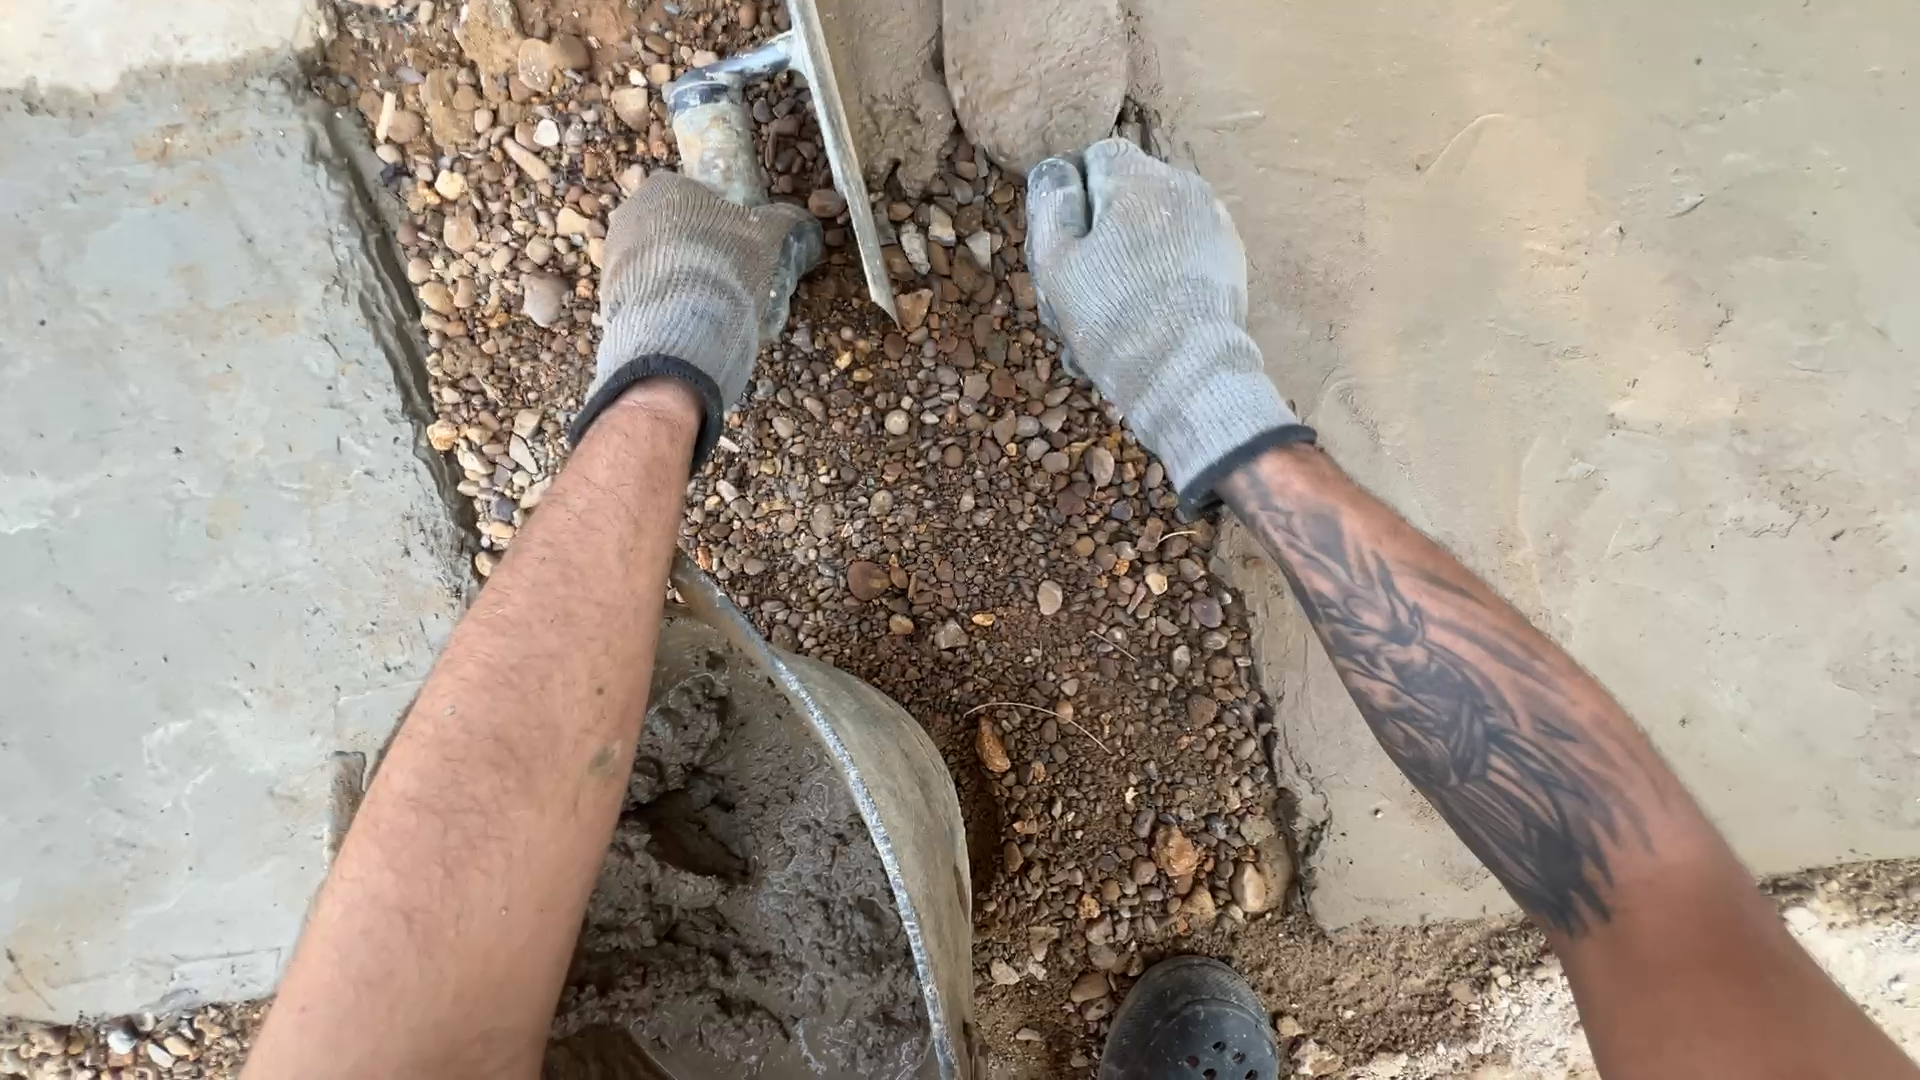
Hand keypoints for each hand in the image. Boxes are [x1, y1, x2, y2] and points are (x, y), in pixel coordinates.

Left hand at [570, 173, 820, 466]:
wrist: (680, 329)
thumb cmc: (726, 268)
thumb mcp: (768, 238)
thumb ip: (784, 221)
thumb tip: (798, 218)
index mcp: (666, 186)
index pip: (699, 196)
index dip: (724, 222)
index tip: (742, 249)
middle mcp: (631, 211)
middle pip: (676, 228)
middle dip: (700, 251)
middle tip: (730, 280)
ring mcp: (615, 254)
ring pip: (660, 263)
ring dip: (683, 279)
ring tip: (711, 309)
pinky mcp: (610, 294)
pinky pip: (646, 294)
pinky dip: (666, 305)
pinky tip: (689, 325)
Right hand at [1025, 139, 1310, 507]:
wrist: (1186, 375)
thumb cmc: (1112, 319)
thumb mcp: (1057, 263)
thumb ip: (1051, 205)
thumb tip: (1056, 171)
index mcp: (1136, 177)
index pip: (1094, 159)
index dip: (1070, 204)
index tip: (1061, 252)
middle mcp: (1182, 185)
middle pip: (1124, 200)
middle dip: (1097, 242)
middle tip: (1078, 300)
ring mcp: (1213, 224)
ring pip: (1149, 235)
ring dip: (1123, 269)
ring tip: (1107, 327)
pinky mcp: (1229, 262)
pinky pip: (1178, 260)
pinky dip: (1156, 284)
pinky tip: (1143, 327)